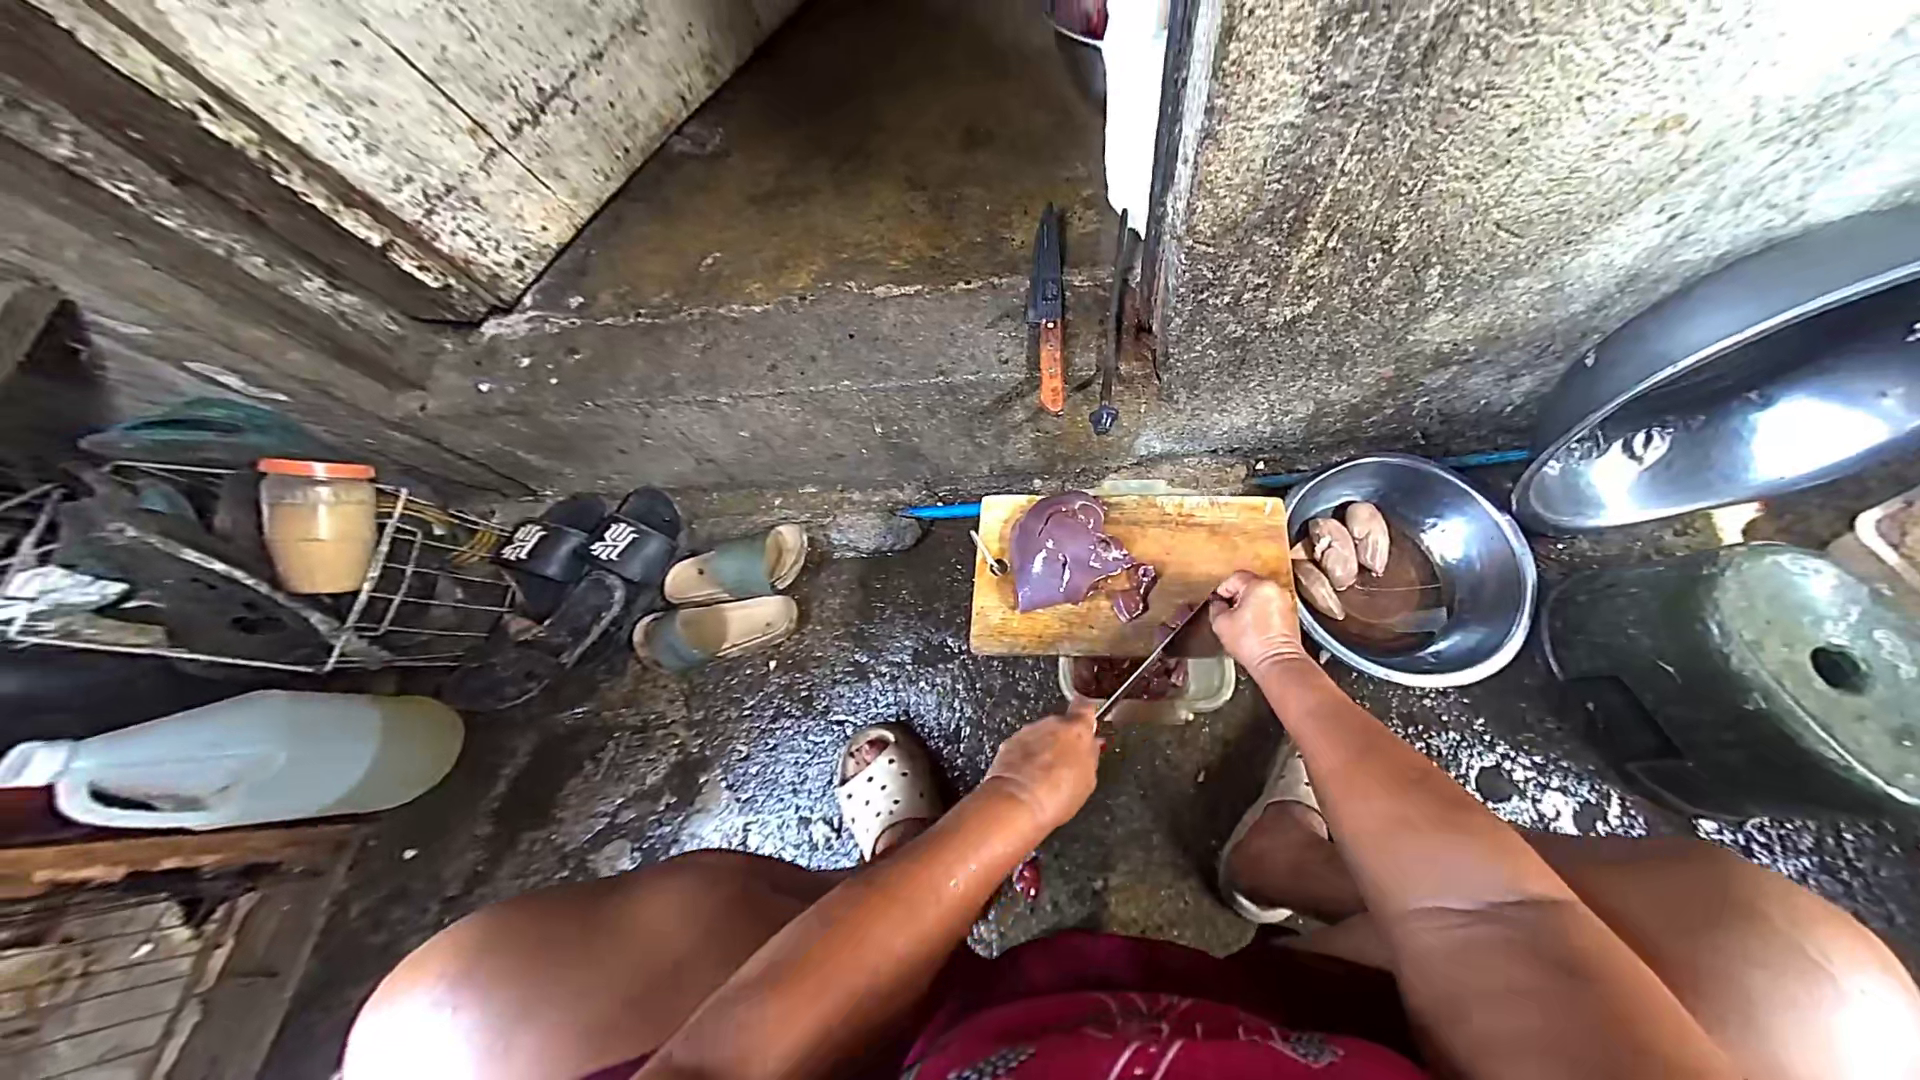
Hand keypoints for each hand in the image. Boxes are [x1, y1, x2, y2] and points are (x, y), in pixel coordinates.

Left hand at [982, 708, 1101, 830]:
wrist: (1017, 802)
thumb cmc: (1056, 794)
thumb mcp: (1088, 780)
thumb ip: (1090, 755)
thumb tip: (1092, 746)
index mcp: (1076, 728)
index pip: (1085, 706)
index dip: (1087, 711)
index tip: (1088, 718)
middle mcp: (1051, 723)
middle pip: (1061, 725)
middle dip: (1063, 741)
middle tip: (1067, 765)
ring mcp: (1029, 731)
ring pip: (1041, 736)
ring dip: (1044, 751)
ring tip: (1047, 778)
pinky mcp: (1009, 742)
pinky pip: (1023, 747)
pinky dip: (1026, 759)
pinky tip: (1029, 779)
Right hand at [1209, 570, 1311, 673]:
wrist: (1276, 663)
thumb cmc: (1251, 642)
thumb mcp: (1221, 622)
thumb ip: (1216, 607)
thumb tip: (1218, 603)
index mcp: (1259, 586)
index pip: (1236, 577)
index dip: (1223, 588)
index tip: (1218, 599)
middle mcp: (1276, 589)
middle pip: (1250, 584)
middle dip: (1236, 596)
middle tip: (1227, 610)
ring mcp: (1286, 602)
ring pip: (1261, 595)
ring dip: (1249, 604)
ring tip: (1240, 620)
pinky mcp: (1291, 615)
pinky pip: (1271, 606)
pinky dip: (1261, 612)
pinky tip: (1253, 627)